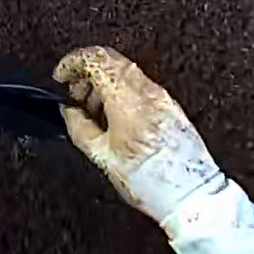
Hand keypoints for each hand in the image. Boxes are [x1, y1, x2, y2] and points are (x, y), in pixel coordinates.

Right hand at [53, 45, 220, 221]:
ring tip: (92, 109)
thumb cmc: (151, 182)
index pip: (95, 58)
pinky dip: (119, 92)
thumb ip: (79, 127)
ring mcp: (160, 96)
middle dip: (86, 71)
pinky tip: (112, 116)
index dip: (72, 62)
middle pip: (110, 59)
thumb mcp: (101, 157)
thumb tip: (69, 112)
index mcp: (127, 100)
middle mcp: (146, 91)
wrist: (191, 195)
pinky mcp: (168, 104)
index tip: (62, 75)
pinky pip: (138, 85)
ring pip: (124, 71)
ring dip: (102, 82)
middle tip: (74, 92)